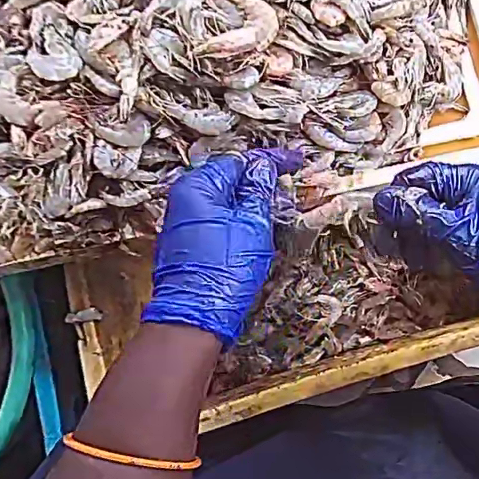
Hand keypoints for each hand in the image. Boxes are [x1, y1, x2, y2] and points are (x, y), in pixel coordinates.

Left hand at [139, 148, 301, 345]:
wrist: (194, 318)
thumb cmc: (222, 271)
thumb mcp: (252, 224)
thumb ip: (259, 190)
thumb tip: (265, 168)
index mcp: (197, 187)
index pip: (238, 162)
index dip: (270, 161)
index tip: (295, 161)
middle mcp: (184, 200)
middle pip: (229, 180)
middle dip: (260, 182)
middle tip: (289, 186)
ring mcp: (183, 223)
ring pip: (224, 202)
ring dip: (251, 203)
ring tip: (278, 209)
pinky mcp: (188, 243)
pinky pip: (217, 220)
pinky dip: (238, 220)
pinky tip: (258, 228)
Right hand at [373, 162, 478, 317]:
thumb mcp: (454, 231)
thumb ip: (418, 212)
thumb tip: (386, 199)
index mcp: (467, 179)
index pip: (419, 174)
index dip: (397, 193)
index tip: (380, 212)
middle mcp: (465, 190)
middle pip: (420, 195)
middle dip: (403, 218)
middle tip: (390, 237)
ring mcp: (466, 210)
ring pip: (425, 215)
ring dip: (412, 234)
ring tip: (407, 253)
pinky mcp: (466, 230)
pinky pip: (436, 231)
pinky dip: (425, 244)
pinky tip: (422, 258)